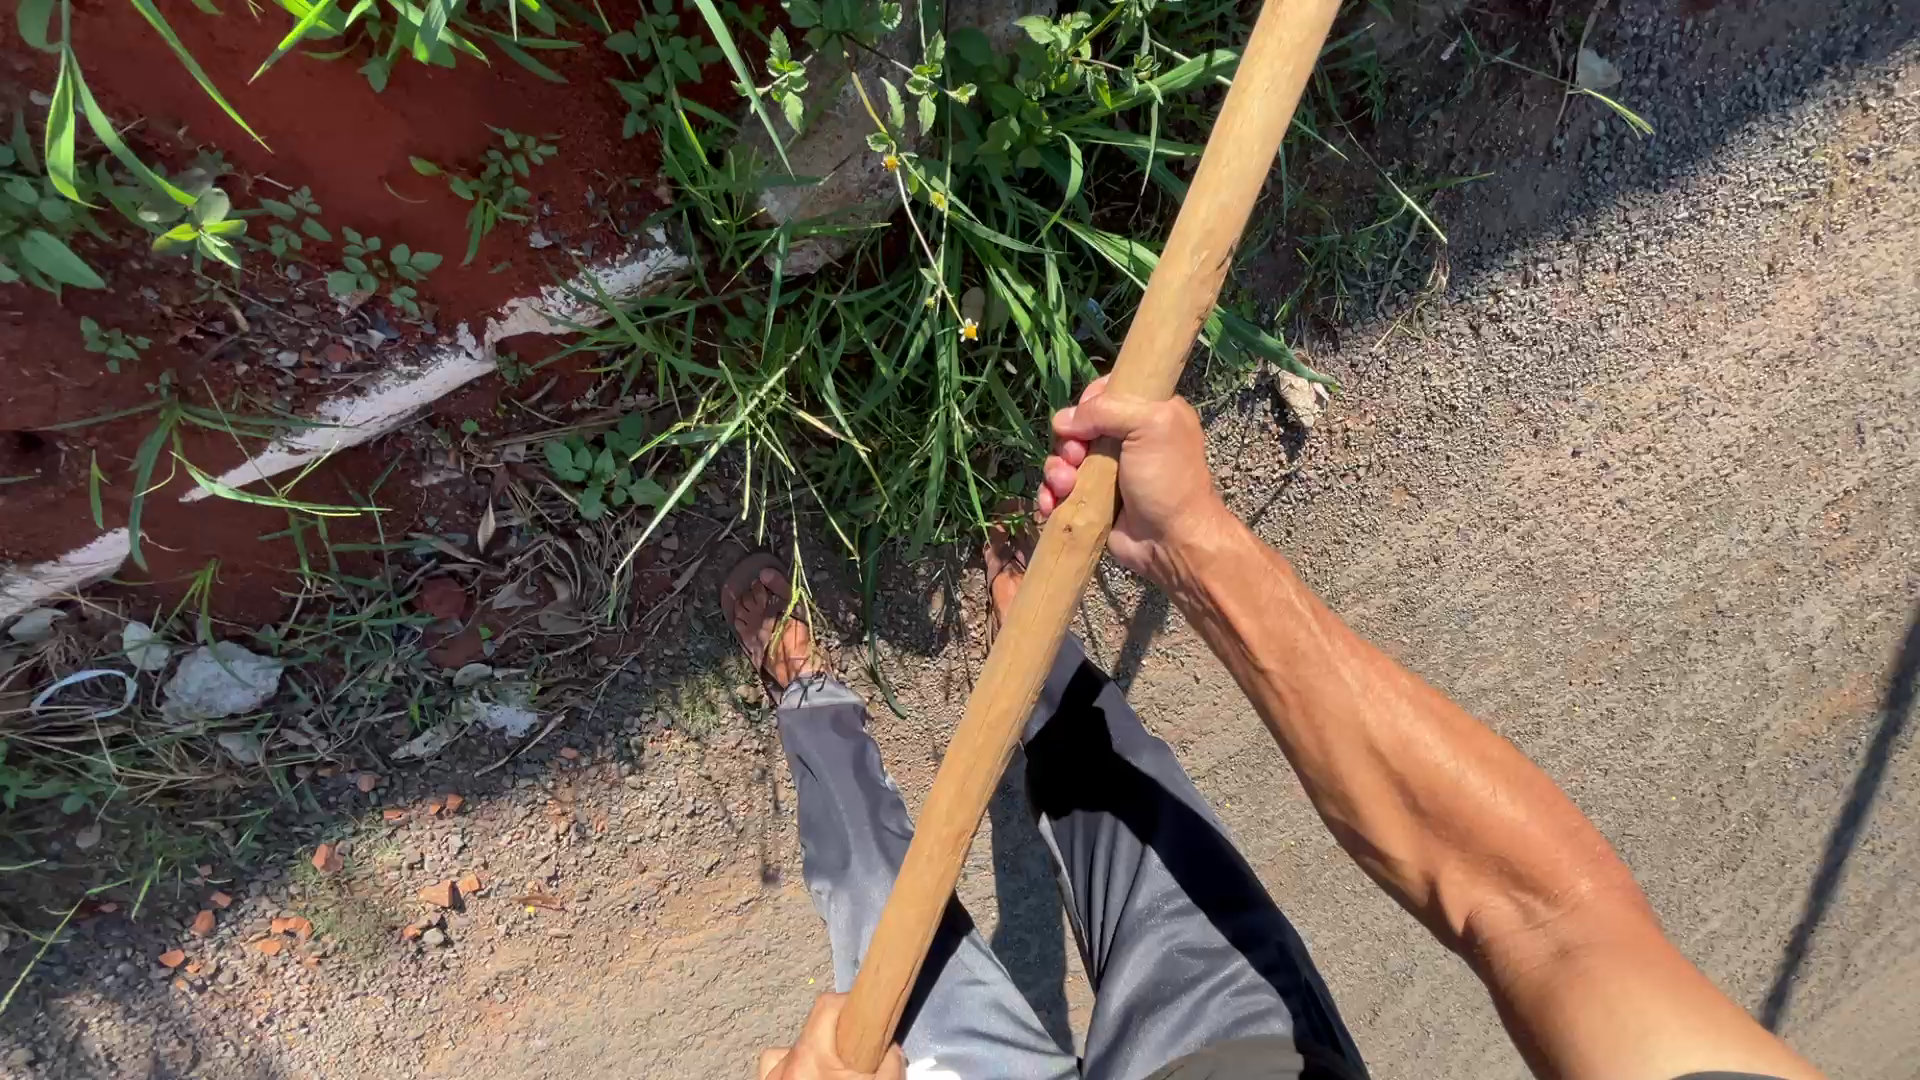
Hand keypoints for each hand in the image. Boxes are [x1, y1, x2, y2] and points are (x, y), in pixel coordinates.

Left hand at [758, 994, 906, 1079]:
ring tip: (826, 1077)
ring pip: (784, 1055)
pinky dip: (788, 1077)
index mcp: (810, 1056)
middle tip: (854, 1064)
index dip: (850, 1005)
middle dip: (834, 1043)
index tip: (866, 1018)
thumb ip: (889, 1065)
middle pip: (810, 1031)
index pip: (828, 1005)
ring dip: (806, 1061)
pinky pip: (771, 1075)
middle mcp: (784, 1066)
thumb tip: (890, 1050)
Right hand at [1037, 376, 1232, 585]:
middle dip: (1068, 443)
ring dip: (1055, 471)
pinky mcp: (1090, 499)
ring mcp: (1105, 472)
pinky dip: (1050, 495)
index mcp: (1147, 413)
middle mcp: (1125, 440)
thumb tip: (1062, 421)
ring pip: (1062, 459)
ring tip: (1065, 486)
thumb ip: (1107, 410)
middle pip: (1076, 427)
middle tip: (1076, 458)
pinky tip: (1052, 505)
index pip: (1105, 393)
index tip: (1087, 419)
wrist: (1170, 541)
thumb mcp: (1150, 426)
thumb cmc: (1168, 480)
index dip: (1088, 403)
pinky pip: (1057, 490)